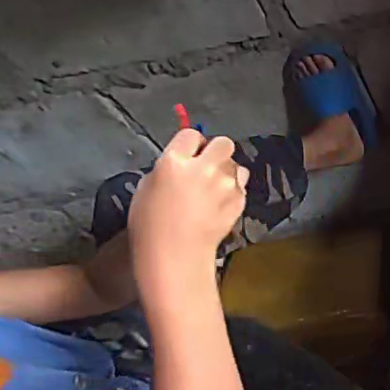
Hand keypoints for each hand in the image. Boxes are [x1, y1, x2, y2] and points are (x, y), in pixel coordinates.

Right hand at [127, 128, 247, 279]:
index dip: (190, 144)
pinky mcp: (240, 199)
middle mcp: (205, 167)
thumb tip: (184, 162)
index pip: (191, 134)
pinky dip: (233, 190)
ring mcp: (226, 183)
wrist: (176, 255)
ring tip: (214, 189)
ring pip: (236, 164)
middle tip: (207, 166)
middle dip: (216, 151)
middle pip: (223, 142)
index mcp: (174, 162)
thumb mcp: (147, 188)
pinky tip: (220, 204)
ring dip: (227, 171)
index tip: (188, 155)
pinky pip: (241, 184)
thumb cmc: (151, 225)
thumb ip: (169, 168)